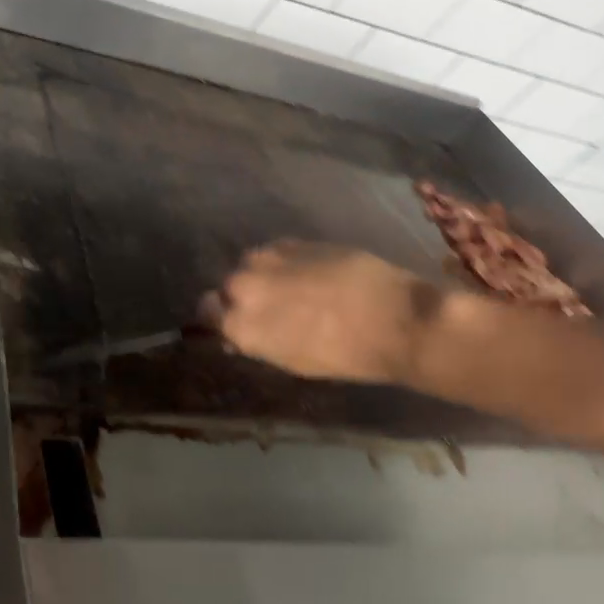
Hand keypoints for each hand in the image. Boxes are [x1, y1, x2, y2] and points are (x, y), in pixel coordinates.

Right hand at [202, 242, 443, 384]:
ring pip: (253, 265)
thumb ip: (258, 341)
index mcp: (240, 323)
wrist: (396, 319)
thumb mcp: (293, 361)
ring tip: (296, 289)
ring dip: (266, 275)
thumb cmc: (347, 356)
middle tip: (275, 309)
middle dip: (246, 295)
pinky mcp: (292, 241)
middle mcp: (242, 286)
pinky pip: (277, 253)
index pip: (206, 311)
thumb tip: (238, 333)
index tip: (239, 322)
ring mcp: (266, 258)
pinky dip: (288, 263)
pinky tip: (314, 275)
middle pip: (230, 286)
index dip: (222, 316)